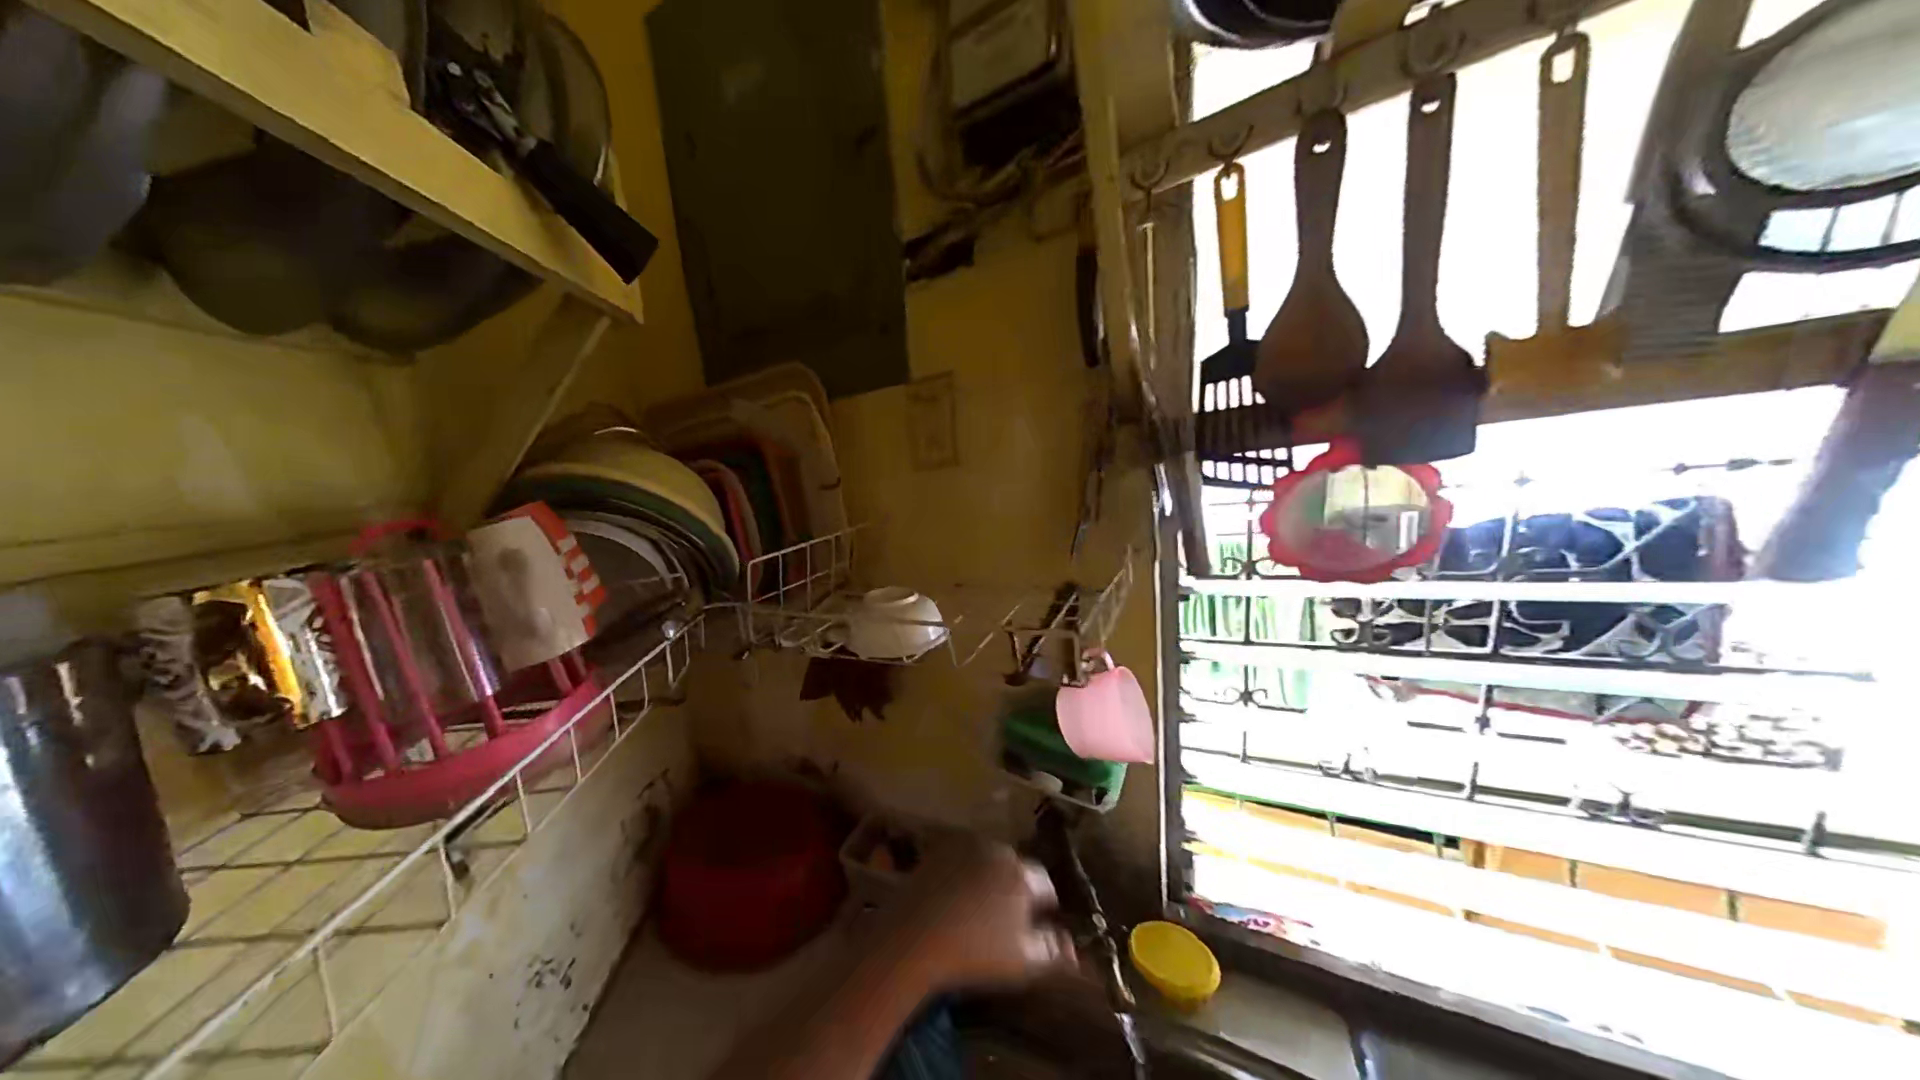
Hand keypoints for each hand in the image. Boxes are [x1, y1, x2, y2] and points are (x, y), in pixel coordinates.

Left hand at [882, 837, 1076, 991]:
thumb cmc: (974, 951)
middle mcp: (999, 851)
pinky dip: (964, 872)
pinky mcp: (939, 849)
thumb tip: (1074, 947)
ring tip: (977, 908)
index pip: (1046, 885)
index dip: (1045, 906)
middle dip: (1017, 888)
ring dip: (990, 877)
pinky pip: (962, 859)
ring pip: (989, 861)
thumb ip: (1053, 951)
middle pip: (1017, 868)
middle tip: (1004, 918)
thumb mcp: (1022, 961)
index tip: (1036, 925)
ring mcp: (966, 846)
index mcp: (1023, 875)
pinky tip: (953, 897)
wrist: (913, 935)